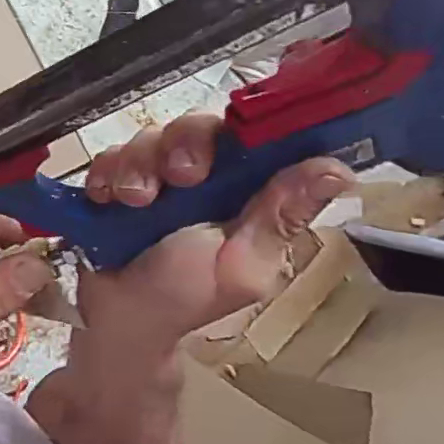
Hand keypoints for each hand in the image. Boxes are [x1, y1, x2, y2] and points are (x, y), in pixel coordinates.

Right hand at [27, 114, 353, 443]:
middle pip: (195, 125)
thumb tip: (339, 171)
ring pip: (148, 137)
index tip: (234, 141)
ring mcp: (154, 170)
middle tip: (178, 175)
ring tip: (131, 199)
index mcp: (242, 188)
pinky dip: (106, 171)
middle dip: (183, 142)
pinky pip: (110, 155)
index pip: (251, 135)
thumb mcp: (242, 265)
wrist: (118, 319)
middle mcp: (201, 171)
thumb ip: (279, 218)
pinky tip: (105, 197)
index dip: (244, 126)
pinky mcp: (115, 175)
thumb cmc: (188, 297)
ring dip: (139, 162)